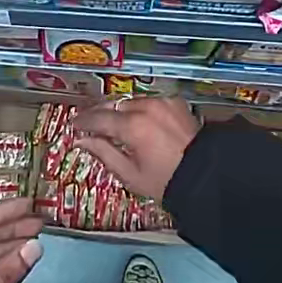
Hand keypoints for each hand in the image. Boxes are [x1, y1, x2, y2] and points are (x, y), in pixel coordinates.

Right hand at [75, 96, 199, 200]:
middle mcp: (146, 107)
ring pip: (130, 101)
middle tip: (88, 121)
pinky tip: (136, 120)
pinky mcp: (174, 101)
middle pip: (113, 104)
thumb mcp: (130, 174)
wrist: (207, 176)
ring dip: (119, 110)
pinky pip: (148, 101)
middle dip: (99, 112)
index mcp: (133, 127)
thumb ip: (103, 152)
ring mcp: (162, 101)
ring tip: (111, 121)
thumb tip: (81, 139)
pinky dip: (139, 109)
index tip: (74, 124)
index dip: (83, 121)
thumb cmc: (165, 182)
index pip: (98, 118)